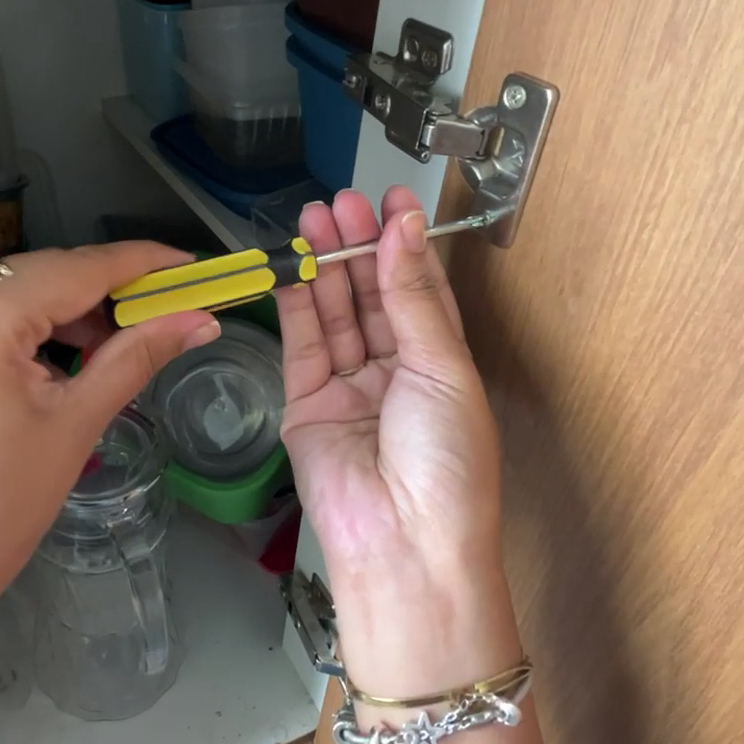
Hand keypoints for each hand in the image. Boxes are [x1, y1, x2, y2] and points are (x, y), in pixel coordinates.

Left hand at [0, 244, 218, 675]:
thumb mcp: (74, 426)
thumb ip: (136, 356)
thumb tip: (198, 320)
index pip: (75, 268)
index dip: (140, 263)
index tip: (187, 267)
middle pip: (35, 276)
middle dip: (98, 295)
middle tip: (154, 320)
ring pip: (0, 294)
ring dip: (54, 313)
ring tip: (97, 355)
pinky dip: (11, 330)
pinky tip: (41, 367)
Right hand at [275, 188, 521, 695]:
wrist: (404, 544)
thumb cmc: (447, 464)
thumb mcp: (443, 369)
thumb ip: (414, 297)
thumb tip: (404, 229)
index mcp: (440, 365)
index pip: (420, 290)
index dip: (405, 244)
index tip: (393, 199)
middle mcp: (394, 372)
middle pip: (372, 296)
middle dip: (358, 247)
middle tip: (343, 202)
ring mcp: (348, 387)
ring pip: (334, 313)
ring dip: (325, 266)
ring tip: (315, 218)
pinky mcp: (306, 402)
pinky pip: (302, 343)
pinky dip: (298, 302)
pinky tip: (296, 265)